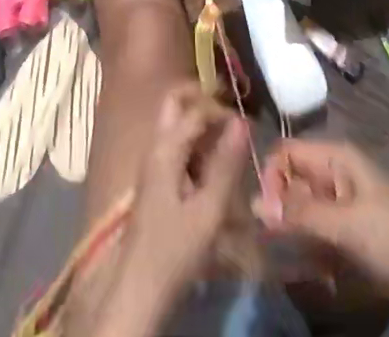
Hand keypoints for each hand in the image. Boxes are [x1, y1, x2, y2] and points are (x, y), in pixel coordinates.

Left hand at [98, 84, 251, 332]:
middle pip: (176, 102)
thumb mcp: (209, 209)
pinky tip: (217, 166)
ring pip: (176, 123)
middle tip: (234, 114)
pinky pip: (178, 145)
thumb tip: (242, 122)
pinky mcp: (157, 178)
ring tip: (232, 141)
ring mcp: (154, 161)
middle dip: (205, 100)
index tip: (248, 123)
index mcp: (165, 148)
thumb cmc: (175, 249)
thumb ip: (226, 164)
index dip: (222, 109)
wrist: (139, 288)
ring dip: (203, 123)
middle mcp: (155, 146)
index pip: (195, 108)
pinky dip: (198, 144)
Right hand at [257, 139, 388, 311]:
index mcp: (335, 158)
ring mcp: (340, 207)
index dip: (270, 179)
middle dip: (279, 214)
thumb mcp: (344, 225)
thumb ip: (298, 214)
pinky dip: (312, 256)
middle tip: (276, 247)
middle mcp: (333, 176)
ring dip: (295, 240)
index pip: (285, 153)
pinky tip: (321, 277)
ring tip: (304, 265)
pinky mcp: (346, 236)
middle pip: (289, 184)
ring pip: (299, 215)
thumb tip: (253, 204)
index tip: (266, 217)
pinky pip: (315, 238)